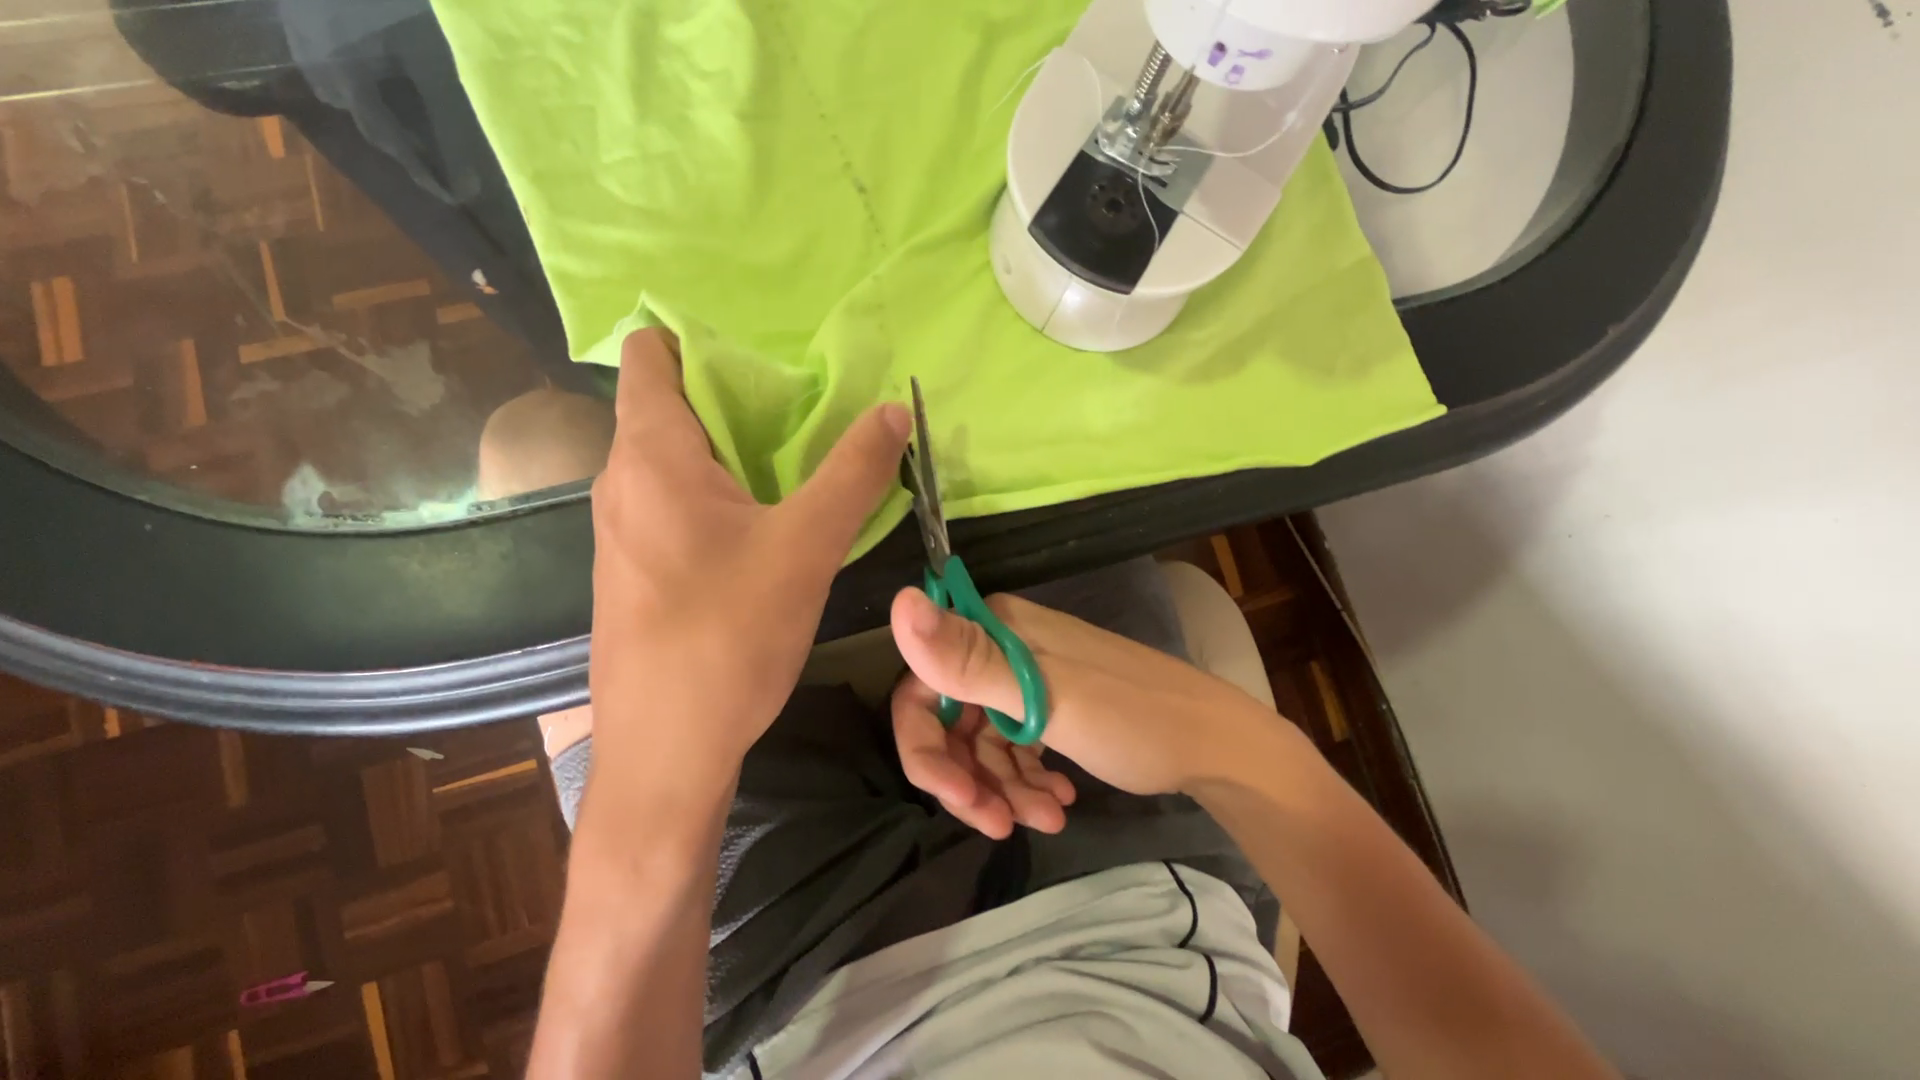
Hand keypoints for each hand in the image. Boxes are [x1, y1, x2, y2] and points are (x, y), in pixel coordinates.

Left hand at [588, 329, 909, 784]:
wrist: (664, 751)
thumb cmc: (728, 637)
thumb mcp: (807, 548)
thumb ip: (853, 472)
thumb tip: (893, 409)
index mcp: (651, 454)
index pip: (651, 355)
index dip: (702, 342)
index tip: (768, 365)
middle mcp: (620, 480)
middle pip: (670, 406)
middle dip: (736, 401)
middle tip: (806, 419)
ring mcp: (619, 530)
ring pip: (672, 462)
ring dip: (730, 456)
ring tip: (795, 474)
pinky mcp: (630, 571)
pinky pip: (671, 506)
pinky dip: (714, 499)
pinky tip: (762, 536)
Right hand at [889, 586, 1264, 837]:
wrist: (1220, 746)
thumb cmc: (1134, 717)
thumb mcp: (1047, 697)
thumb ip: (968, 659)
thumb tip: (897, 601)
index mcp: (996, 631)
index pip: (922, 688)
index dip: (926, 746)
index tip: (954, 797)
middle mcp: (1005, 647)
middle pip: (951, 721)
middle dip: (968, 778)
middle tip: (999, 825)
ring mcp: (1031, 679)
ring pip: (984, 743)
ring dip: (1004, 788)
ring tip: (1046, 820)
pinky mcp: (1053, 707)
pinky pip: (1016, 749)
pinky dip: (1027, 782)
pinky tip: (1059, 806)